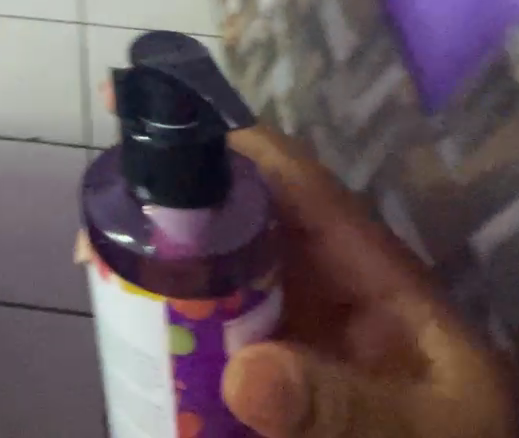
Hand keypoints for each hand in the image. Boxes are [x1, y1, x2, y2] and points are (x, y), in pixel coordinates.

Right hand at [82, 82, 517, 437]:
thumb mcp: (424, 432)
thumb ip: (347, 406)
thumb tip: (244, 375)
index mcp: (363, 260)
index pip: (287, 175)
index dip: (219, 135)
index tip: (148, 112)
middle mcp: (319, 270)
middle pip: (233, 206)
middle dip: (165, 196)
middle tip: (97, 214)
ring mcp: (293, 310)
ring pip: (214, 253)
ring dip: (156, 248)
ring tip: (93, 260)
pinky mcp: (273, 351)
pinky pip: (212, 306)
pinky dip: (167, 300)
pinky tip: (126, 311)